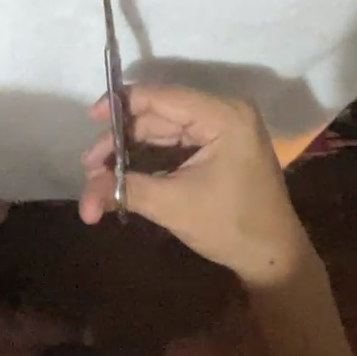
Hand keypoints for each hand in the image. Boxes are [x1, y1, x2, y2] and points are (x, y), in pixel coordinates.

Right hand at [80, 86, 316, 288]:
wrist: (272, 258)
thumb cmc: (231, 226)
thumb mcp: (173, 205)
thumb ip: (125, 190)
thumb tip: (84, 194)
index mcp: (223, 116)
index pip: (160, 97)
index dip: (120, 105)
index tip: (90, 120)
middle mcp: (223, 113)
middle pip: (156, 115)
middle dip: (120, 141)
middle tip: (88, 169)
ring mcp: (221, 130)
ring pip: (160, 130)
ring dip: (129, 153)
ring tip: (98, 178)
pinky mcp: (216, 147)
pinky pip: (172, 144)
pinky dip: (147, 159)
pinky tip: (123, 175)